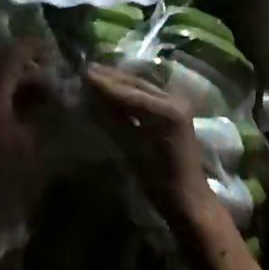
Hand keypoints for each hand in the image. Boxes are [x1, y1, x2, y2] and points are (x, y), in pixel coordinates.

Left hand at [0, 40, 49, 269]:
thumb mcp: (25, 153)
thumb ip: (43, 124)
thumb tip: (60, 104)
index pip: (13, 53)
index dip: (35, 47)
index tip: (55, 53)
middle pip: (5, 70)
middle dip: (33, 76)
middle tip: (58, 91)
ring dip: (22, 93)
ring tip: (46, 111)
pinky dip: (9, 107)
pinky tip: (24, 128)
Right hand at [85, 64, 219, 229]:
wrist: (188, 200)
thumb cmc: (159, 181)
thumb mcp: (131, 150)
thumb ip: (111, 120)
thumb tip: (89, 99)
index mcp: (166, 111)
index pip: (127, 92)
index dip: (103, 83)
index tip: (81, 72)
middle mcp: (173, 100)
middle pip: (135, 83)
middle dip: (109, 77)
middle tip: (84, 69)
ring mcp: (176, 104)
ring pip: (141, 86)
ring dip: (118, 81)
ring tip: (93, 75)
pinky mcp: (174, 111)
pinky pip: (146, 94)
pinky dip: (128, 90)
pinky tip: (111, 89)